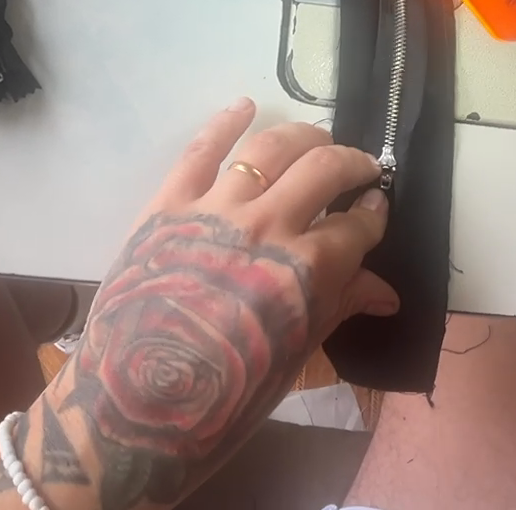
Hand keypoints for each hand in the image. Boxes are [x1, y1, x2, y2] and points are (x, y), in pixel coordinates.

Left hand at [13, 98, 396, 509]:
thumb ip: (338, 308)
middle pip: (325, 169)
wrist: (129, 410)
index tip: (378, 205)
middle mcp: (267, 226)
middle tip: (362, 167)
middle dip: (354, 162)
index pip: (358, 226)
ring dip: (304, 135)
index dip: (375, 213)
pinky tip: (246, 105)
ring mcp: (216, 209)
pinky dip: (225, 121)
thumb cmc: (222, 397)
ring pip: (271, 148)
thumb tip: (387, 293)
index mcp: (305, 271)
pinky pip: (200, 149)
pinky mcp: (169, 203)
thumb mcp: (293, 358)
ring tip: (319, 138)